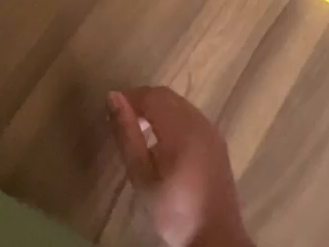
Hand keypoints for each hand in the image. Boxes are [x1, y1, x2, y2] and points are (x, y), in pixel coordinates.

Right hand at [107, 88, 251, 246]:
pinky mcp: (217, 143)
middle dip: (142, 100)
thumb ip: (127, 133)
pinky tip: (163, 140)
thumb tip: (113, 97)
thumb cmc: (174, 210)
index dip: (129, 97)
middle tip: (122, 118)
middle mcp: (199, 122)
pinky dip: (173, 117)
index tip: (111, 108)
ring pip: (179, 104)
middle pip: (166, 96)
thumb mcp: (142, 175)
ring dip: (158, 108)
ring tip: (139, 128)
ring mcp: (211, 132)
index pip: (150, 96)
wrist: (216, 240)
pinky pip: (190, 116)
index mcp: (181, 128)